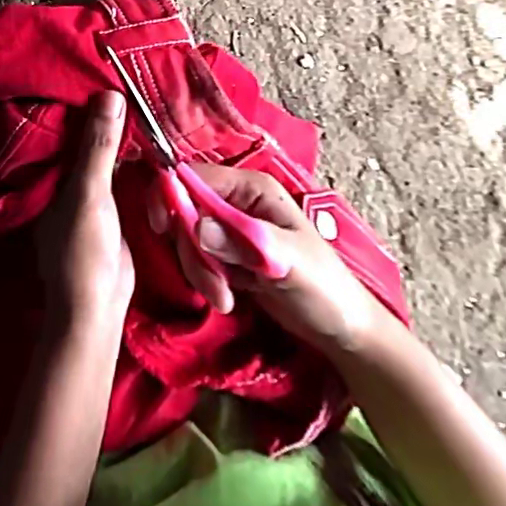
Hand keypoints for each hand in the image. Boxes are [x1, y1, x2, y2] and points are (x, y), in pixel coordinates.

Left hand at [37, 91, 135, 325]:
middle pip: (89, 139)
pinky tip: (153, 144)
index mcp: (51, 173)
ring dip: (124, 138)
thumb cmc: (82, 249)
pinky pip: (125, 178)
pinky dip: (135, 162)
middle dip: (107, 116)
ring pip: (108, 157)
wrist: (98, 307)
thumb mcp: (89, 193)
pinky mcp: (114, 210)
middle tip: (133, 80)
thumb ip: (98, 147)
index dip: (81, 100)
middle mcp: (68, 180)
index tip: (103, 68)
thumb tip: (110, 94)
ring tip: (147, 101)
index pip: (65, 126)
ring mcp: (91, 195)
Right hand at [167, 164, 387, 357]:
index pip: (192, 176)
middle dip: (191, 250)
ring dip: (198, 270)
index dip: (171, 196)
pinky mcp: (226, 253)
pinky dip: (203, 279)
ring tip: (225, 298)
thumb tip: (198, 224)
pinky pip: (196, 257)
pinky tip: (227, 297)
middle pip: (184, 208)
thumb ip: (246, 241)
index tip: (164, 230)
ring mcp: (230, 227)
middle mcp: (236, 201)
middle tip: (214, 286)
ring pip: (187, 236)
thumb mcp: (291, 263)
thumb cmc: (324, 289)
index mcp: (251, 188)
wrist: (341, 328)